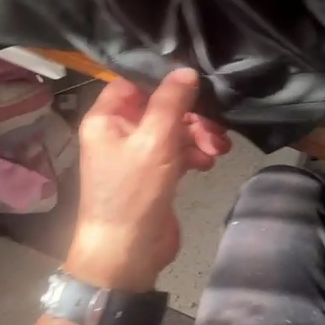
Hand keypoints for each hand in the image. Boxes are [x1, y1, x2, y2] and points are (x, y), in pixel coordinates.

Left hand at [65, 69, 230, 292]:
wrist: (127, 254)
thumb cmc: (134, 193)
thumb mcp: (155, 141)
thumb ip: (171, 102)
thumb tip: (186, 70)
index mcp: (106, 119)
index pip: (133, 83)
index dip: (163, 82)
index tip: (195, 85)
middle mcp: (118, 133)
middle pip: (159, 107)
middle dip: (191, 115)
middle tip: (215, 127)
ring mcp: (136, 155)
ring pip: (173, 130)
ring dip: (198, 135)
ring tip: (218, 149)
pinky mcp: (154, 175)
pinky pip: (177, 152)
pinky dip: (194, 153)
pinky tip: (208, 163)